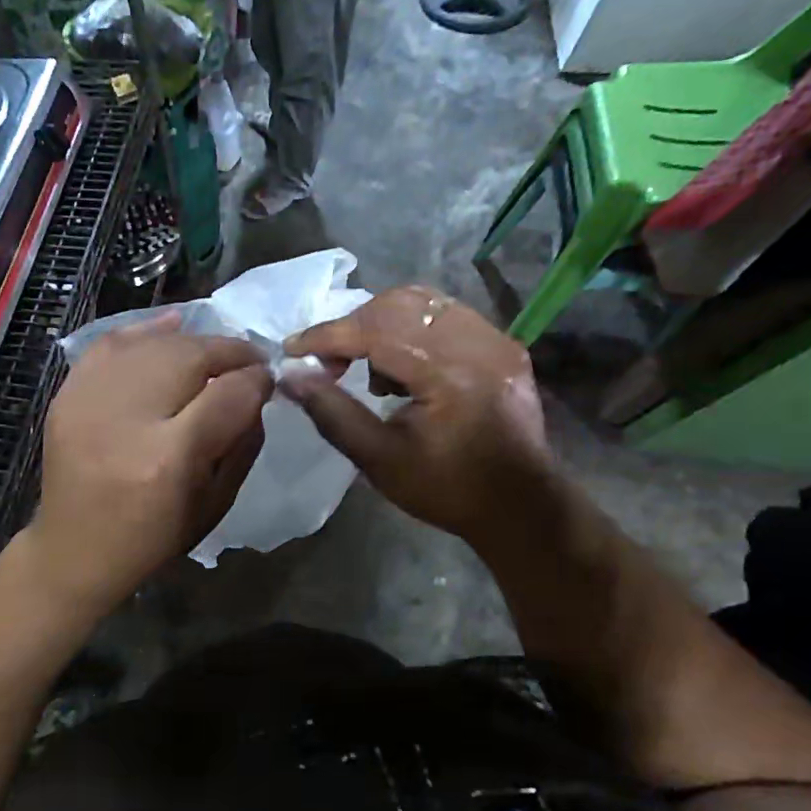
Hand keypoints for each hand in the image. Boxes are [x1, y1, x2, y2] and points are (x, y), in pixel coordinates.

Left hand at [28, 312, 270, 605]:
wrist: (75, 549)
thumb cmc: (154, 536)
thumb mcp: (216, 502)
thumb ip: (244, 442)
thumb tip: (256, 391)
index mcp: (170, 459)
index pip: (229, 394)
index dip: (257, 379)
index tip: (267, 379)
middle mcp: (128, 421)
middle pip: (190, 357)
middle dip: (229, 352)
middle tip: (248, 359)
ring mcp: (90, 401)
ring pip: (155, 345)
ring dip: (194, 342)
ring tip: (214, 353)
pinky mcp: (67, 394)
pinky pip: (112, 343)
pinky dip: (146, 330)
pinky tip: (174, 326)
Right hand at [281, 286, 558, 544]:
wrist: (521, 507)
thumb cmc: (446, 489)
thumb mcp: (380, 459)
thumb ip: (332, 412)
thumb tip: (290, 376)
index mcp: (449, 374)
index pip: (375, 332)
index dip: (327, 336)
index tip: (292, 349)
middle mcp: (477, 343)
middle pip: (398, 305)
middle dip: (353, 326)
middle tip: (329, 363)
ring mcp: (496, 340)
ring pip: (423, 302)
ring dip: (381, 324)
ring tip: (369, 369)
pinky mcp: (504, 345)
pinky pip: (447, 315)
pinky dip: (412, 329)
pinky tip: (404, 368)